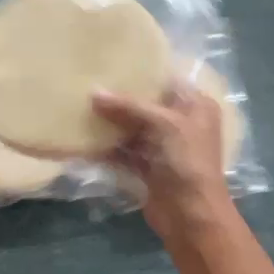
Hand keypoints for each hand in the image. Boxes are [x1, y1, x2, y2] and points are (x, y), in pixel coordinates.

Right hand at [93, 80, 233, 240]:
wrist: (191, 213)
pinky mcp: (145, 167)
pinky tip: (82, 137)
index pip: (167, 80)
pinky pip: (121, 151)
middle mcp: (179, 123)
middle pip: (145, 104)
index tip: (112, 60)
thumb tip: (93, 92)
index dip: (143, 70)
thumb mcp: (164, 124)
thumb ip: (129, 107)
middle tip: (87, 81)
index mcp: (195, 106)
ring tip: (78, 105)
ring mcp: (161, 146)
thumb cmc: (187, 161)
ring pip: (130, 127)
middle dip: (119, 97)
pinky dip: (104, 146)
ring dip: (108, 122)